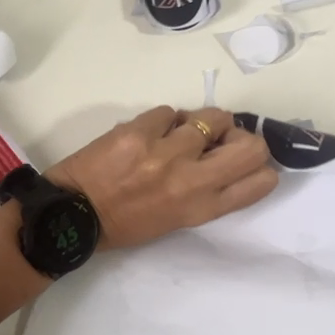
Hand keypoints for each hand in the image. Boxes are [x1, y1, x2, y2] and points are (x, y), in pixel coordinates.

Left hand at [46, 106, 278, 249]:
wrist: (73, 214)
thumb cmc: (127, 223)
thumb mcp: (177, 219)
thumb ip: (207, 191)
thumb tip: (226, 152)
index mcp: (202, 208)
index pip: (261, 181)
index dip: (259, 164)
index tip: (241, 158)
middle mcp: (192, 181)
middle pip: (251, 146)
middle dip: (239, 136)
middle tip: (217, 138)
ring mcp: (167, 154)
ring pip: (212, 117)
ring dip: (200, 121)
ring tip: (180, 130)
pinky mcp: (140, 131)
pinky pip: (169, 111)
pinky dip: (162, 120)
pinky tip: (148, 133)